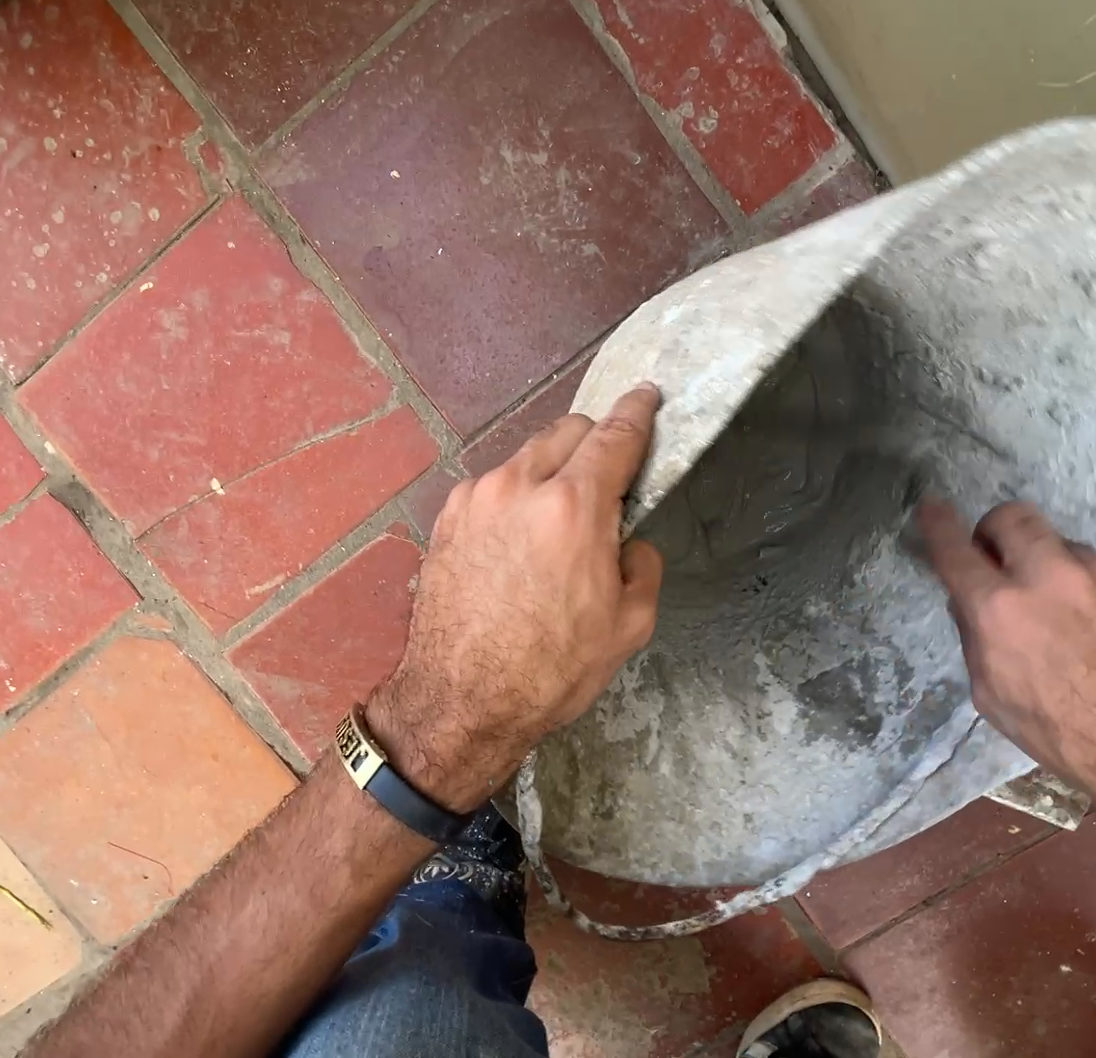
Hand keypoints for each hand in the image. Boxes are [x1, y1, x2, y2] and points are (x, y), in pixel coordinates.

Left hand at [366, 385, 665, 811]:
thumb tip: (627, 540)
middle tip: (606, 486)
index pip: (614, 435)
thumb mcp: (630, 625)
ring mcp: (476, 497)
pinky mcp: (448, 516)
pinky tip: (516, 544)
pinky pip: (495, 486)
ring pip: (527, 456)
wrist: (460, 701)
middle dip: (594, 444)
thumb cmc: (553, 669)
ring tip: (555, 525)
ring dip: (552, 472)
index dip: (638, 411)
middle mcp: (519, 485)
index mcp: (573, 507)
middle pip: (568, 430)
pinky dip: (517, 497)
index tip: (647, 394)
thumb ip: (642, 563)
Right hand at [911, 500, 1095, 812]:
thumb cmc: (1072, 741)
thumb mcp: (996, 699)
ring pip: (1074, 553)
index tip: (933, 506)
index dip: (938, 525)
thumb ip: (978, 641)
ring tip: (1085, 624)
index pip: (956, 552)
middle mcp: (1054, 579)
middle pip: (1015, 518)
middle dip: (999, 529)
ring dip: (1064, 575)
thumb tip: (972, 605)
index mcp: (1002, 611)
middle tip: (1004, 557)